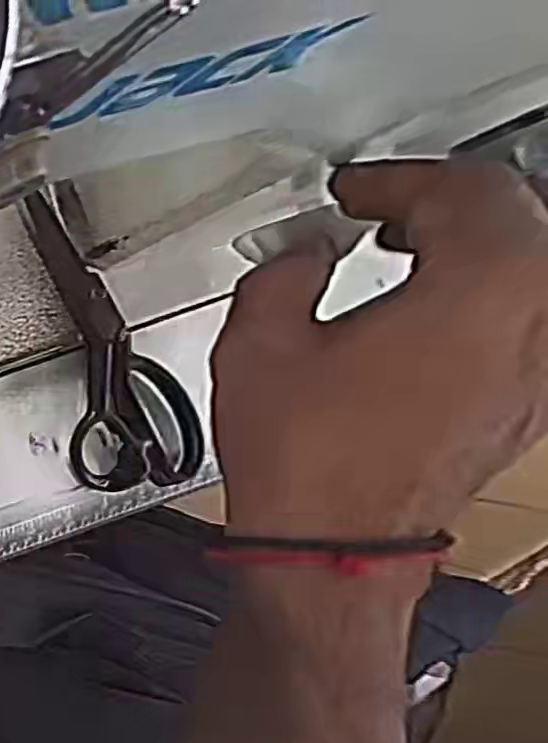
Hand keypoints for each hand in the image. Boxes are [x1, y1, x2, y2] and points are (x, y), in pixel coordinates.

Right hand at [211, 159, 547, 541]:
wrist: (331, 532)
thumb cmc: (301, 452)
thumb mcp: (253, 349)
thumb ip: (279, 280)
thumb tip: (299, 258)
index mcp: (486, 285)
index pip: (466, 192)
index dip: (398, 180)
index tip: (357, 187)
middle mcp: (544, 313)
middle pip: (521, 220)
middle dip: (445, 208)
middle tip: (379, 215)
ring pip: (527, 271)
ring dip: (466, 252)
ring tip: (402, 259)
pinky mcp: (533, 395)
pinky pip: (522, 320)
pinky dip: (477, 300)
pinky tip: (421, 316)